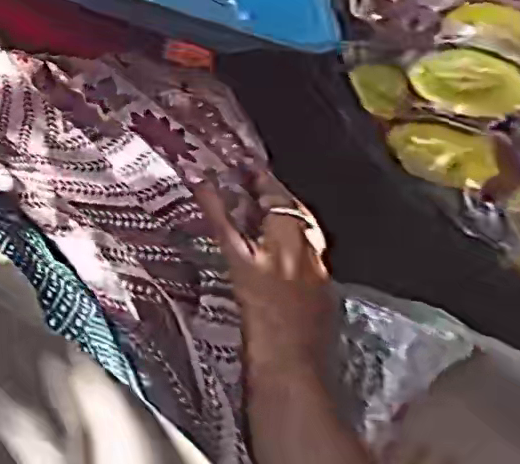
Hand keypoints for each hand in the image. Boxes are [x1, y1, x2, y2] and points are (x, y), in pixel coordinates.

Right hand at [196, 177, 336, 378]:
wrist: (289, 359)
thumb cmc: (256, 304)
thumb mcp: (232, 255)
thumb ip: (217, 214)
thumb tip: (199, 177)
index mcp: (291, 240)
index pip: (280, 199)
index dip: (262, 178)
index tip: (243, 161)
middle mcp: (312, 253)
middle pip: (298, 214)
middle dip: (275, 195)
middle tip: (248, 180)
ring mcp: (320, 274)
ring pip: (303, 233)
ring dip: (281, 216)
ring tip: (256, 208)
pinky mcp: (319, 291)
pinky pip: (303, 252)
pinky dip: (285, 238)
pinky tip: (268, 244)